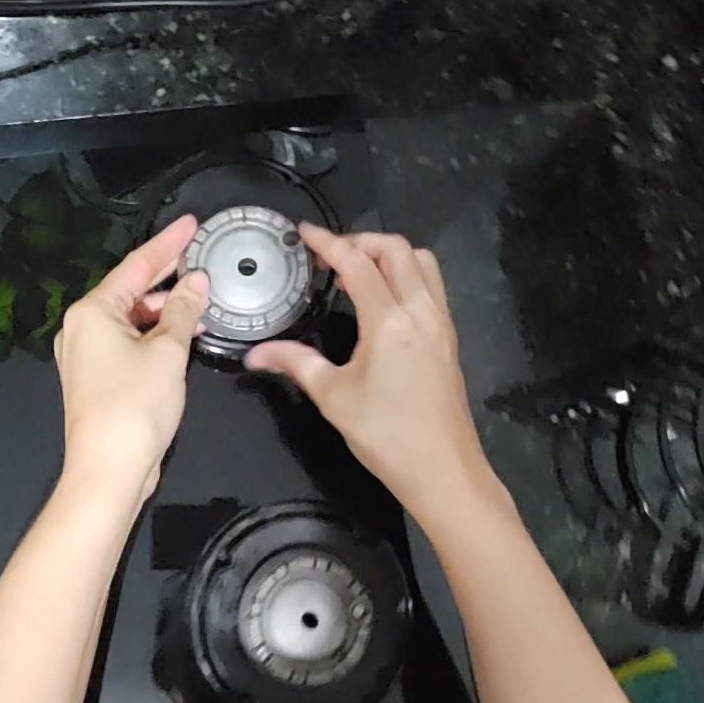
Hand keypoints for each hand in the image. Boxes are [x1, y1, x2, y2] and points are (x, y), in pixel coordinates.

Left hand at [53, 216, 210, 498]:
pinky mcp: (96, 379)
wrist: (109, 469)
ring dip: (164, 312)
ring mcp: (85, 355)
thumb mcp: (168, 352)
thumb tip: (196, 282)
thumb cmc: (136, 405)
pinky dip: (154, 335)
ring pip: (131, 320)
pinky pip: (128, 343)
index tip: (192, 224)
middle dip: (168, 279)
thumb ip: (183, 311)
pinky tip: (181, 335)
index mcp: (92, 312)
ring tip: (201, 303)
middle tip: (202, 260)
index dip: (168, 244)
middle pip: (130, 291)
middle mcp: (81, 328)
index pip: (136, 266)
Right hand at [245, 226, 491, 516]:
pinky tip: (382, 300)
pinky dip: (406, 276)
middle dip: (362, 241)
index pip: (358, 264)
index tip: (304, 233)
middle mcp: (421, 311)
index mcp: (389, 321)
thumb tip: (254, 355)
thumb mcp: (333, 397)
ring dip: (390, 255)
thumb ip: (294, 363)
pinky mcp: (449, 339)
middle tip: (330, 255)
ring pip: (422, 264)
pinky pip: (431, 287)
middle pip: (397, 250)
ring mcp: (441, 323)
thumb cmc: (385, 435)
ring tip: (358, 271)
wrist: (443, 469)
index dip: (329, 243)